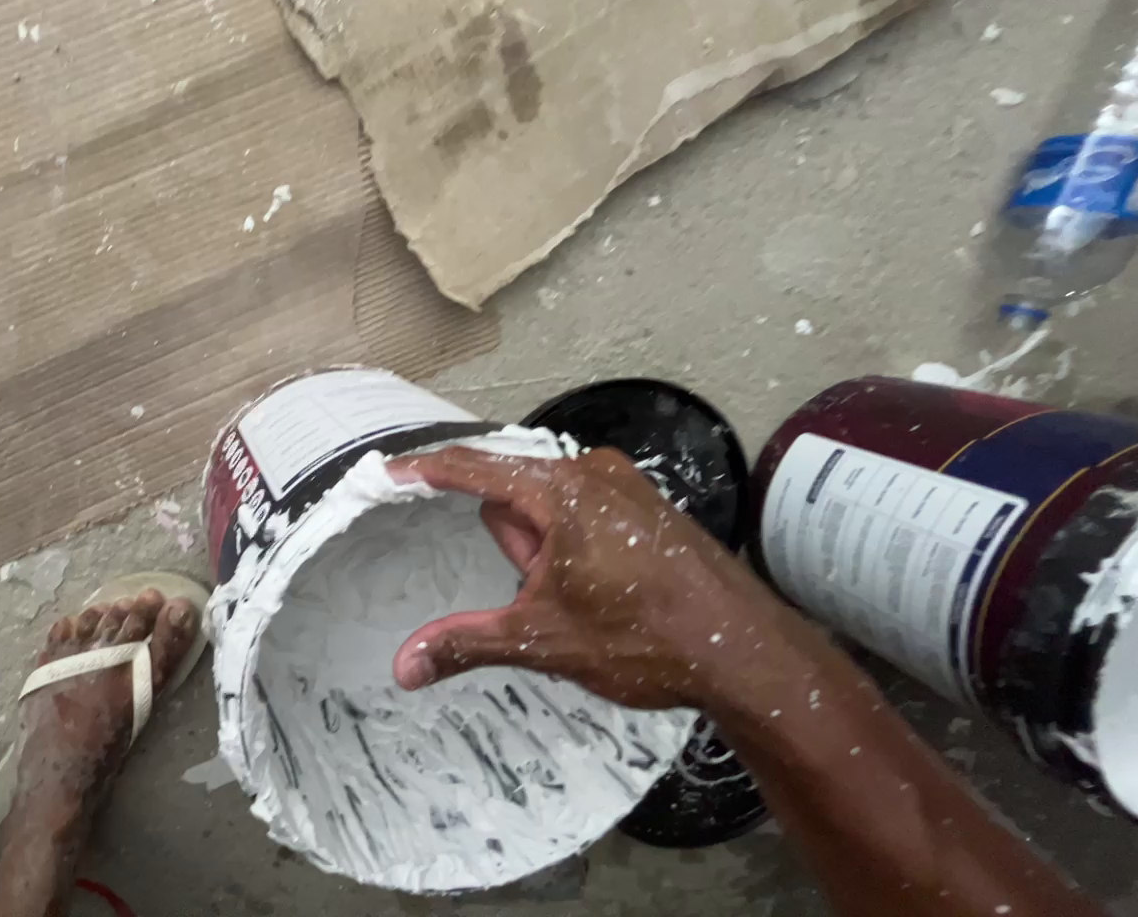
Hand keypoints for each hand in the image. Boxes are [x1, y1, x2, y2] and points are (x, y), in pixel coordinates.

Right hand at [386, 445, 774, 709]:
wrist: (752, 658)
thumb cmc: (644, 639)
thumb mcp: (541, 640)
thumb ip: (465, 642)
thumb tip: (402, 667)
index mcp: (560, 491)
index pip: (470, 469)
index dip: (422, 470)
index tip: (385, 472)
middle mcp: (590, 470)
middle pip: (511, 495)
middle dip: (516, 546)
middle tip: (548, 592)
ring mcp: (622, 482)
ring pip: (545, 505)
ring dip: (542, 547)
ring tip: (584, 593)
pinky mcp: (642, 500)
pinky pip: (577, 507)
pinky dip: (568, 541)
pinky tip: (602, 583)